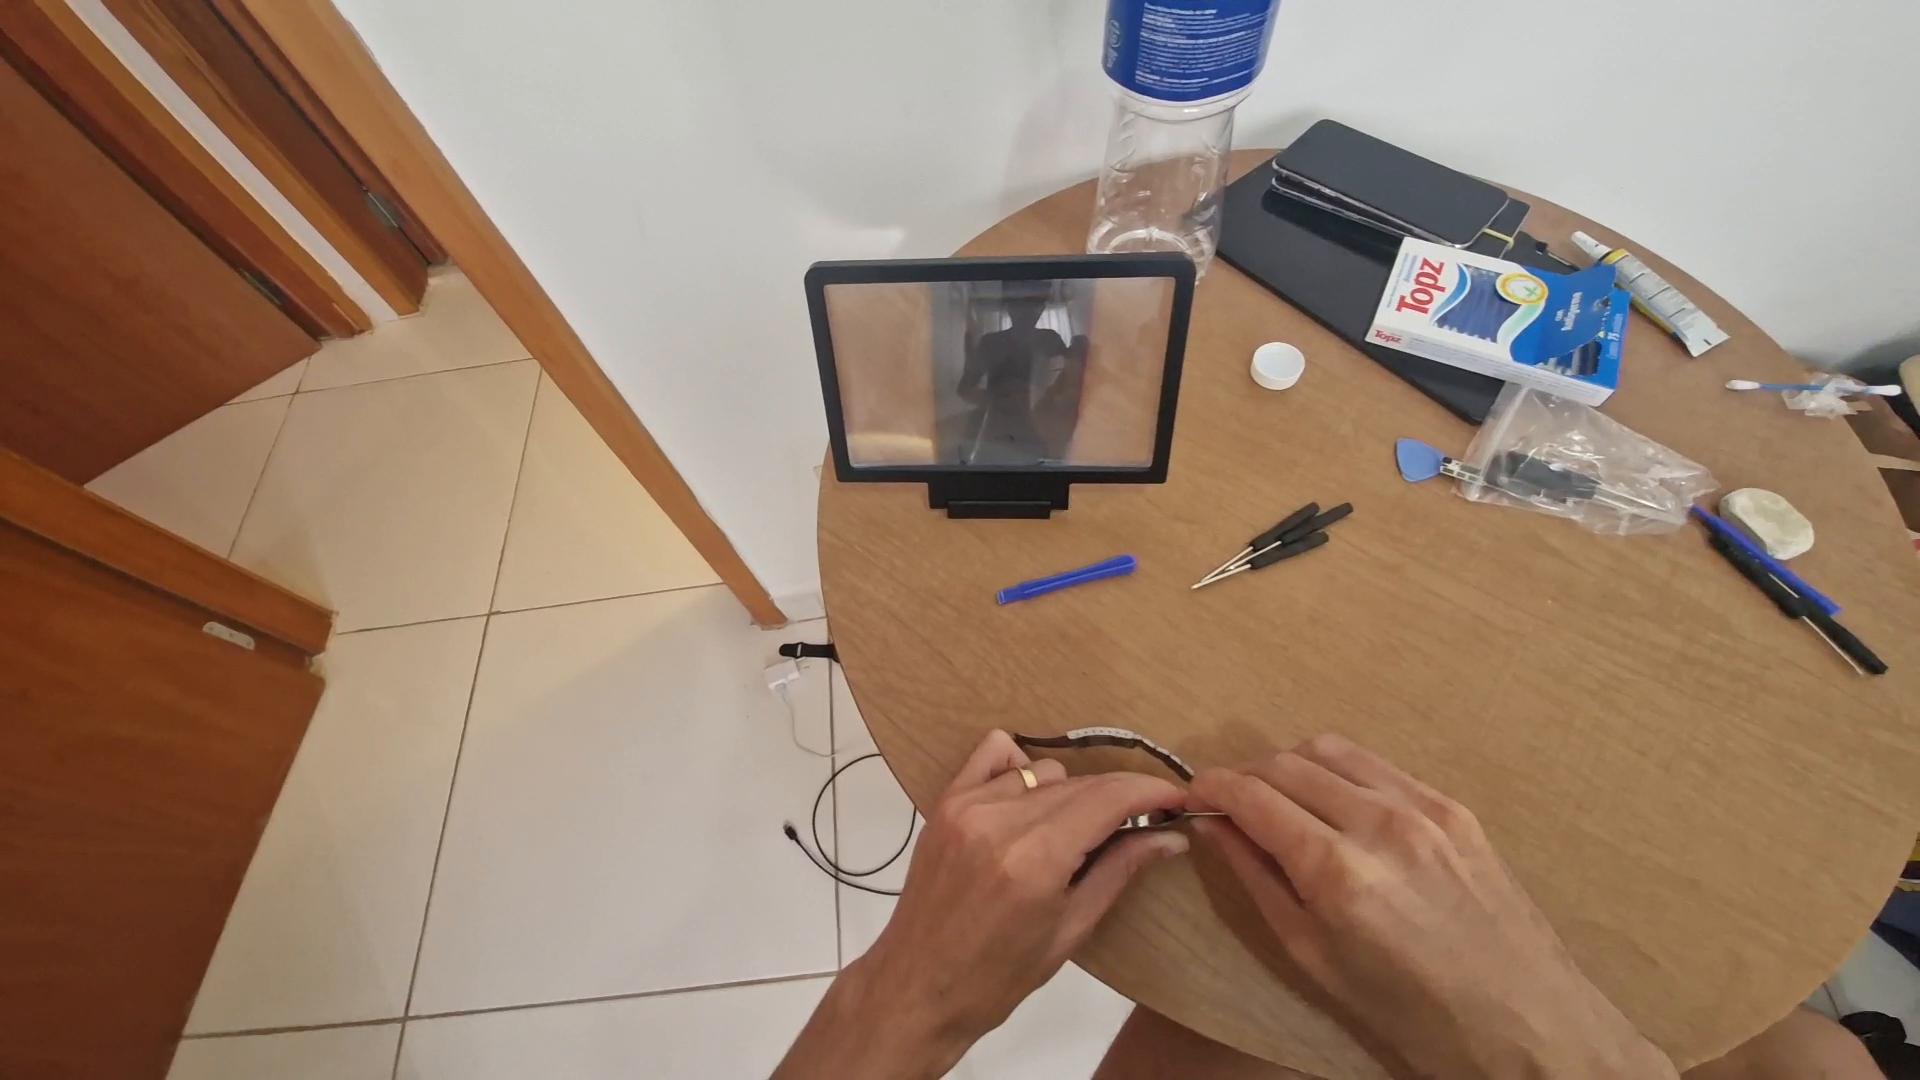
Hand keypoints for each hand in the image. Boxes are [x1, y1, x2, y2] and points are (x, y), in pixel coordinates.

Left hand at [774, 730, 1187, 1079]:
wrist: (919, 983)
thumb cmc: (999, 974)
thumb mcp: (1070, 929)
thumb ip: (1120, 871)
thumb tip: (1170, 838)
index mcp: (1035, 860)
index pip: (1108, 800)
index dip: (1149, 792)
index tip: (1174, 796)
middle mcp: (1000, 820)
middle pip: (1081, 784)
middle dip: (1117, 797)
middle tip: (1138, 821)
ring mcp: (969, 805)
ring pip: (1045, 771)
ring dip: (1069, 794)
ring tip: (1067, 832)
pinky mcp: (947, 800)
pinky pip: (995, 753)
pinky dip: (1021, 765)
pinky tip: (1027, 795)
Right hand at [1191, 735, 1677, 1079]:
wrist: (1535, 1032)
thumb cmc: (1410, 1013)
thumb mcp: (1312, 956)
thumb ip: (1255, 877)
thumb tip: (1213, 823)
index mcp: (1337, 872)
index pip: (1250, 795)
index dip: (1210, 786)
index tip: (1192, 792)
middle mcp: (1377, 824)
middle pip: (1282, 763)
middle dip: (1245, 776)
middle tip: (1233, 804)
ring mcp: (1421, 807)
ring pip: (1324, 748)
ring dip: (1288, 766)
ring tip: (1282, 800)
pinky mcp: (1451, 805)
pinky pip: (1373, 764)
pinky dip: (1337, 773)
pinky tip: (1337, 805)